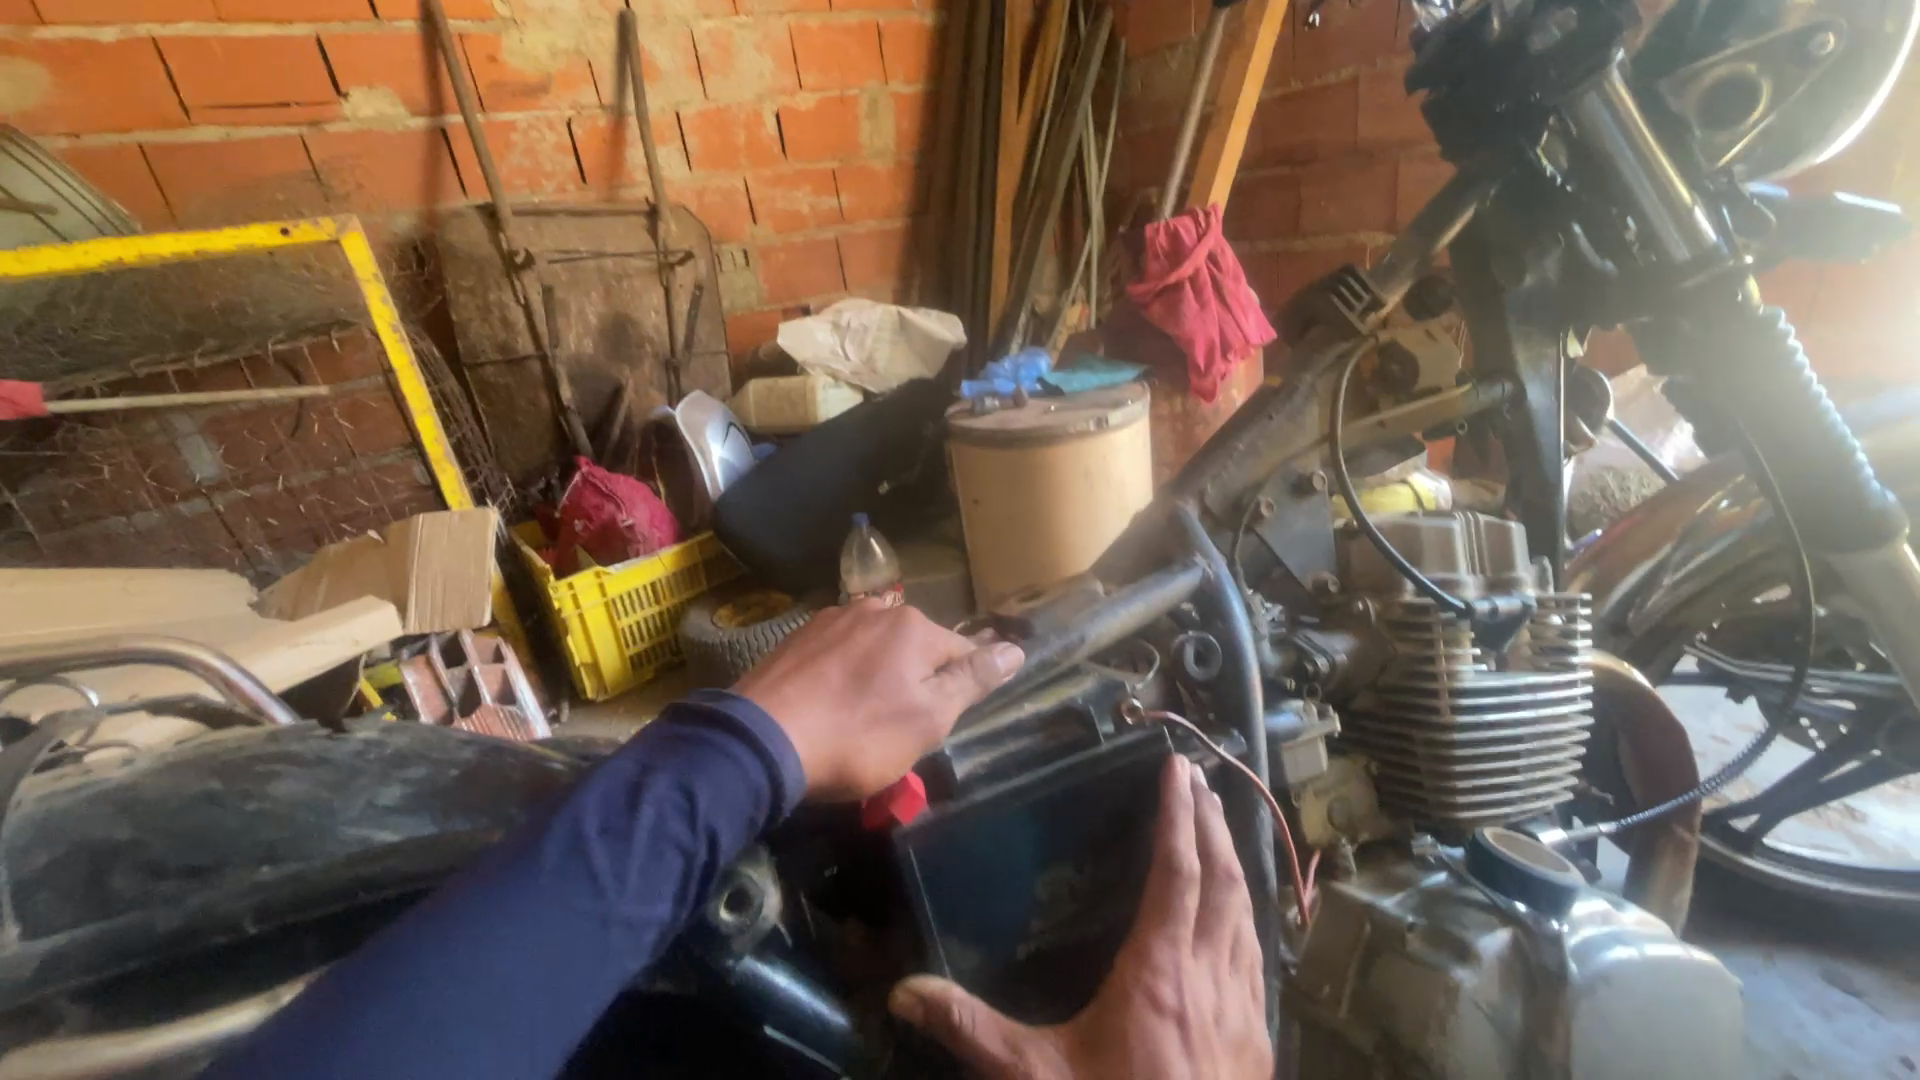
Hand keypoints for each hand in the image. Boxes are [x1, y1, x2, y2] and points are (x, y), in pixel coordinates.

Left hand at [733, 598, 1023, 800]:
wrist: (762, 741)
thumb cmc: (858, 735)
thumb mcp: (929, 719)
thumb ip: (973, 680)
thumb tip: (1015, 648)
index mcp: (913, 627)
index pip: (960, 651)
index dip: (961, 685)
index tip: (946, 717)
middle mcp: (874, 609)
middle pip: (915, 646)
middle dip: (916, 680)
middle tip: (900, 728)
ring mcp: (830, 619)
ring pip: (875, 647)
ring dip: (879, 675)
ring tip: (862, 717)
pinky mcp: (797, 637)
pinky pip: (839, 652)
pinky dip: (844, 674)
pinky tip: (830, 703)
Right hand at [887, 755, 1270, 1079]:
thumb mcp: (1036, 1077)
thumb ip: (972, 1030)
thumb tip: (903, 992)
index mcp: (1160, 974)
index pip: (1176, 874)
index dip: (1177, 816)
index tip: (1176, 769)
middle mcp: (1211, 980)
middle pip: (1221, 880)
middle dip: (1211, 822)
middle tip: (1199, 778)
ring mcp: (1244, 1013)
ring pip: (1245, 914)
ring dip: (1234, 861)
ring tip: (1220, 824)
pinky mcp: (1258, 1044)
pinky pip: (1255, 956)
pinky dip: (1245, 914)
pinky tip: (1238, 917)